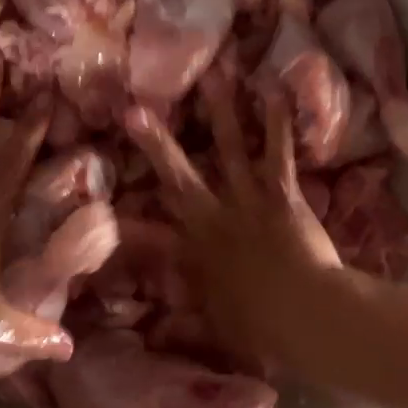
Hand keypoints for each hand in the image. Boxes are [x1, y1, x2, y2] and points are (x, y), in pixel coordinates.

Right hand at [122, 69, 340, 357]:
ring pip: (228, 148)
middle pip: (179, 175)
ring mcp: (247, 200)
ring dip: (220, 112)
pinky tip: (274, 91)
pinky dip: (276, 122)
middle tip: (134, 110)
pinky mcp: (280, 193)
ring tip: (213, 76)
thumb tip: (158, 331)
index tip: (100, 202)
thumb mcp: (216, 328)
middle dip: (155, 142)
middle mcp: (214, 217)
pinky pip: (277, 152)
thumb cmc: (262, 330)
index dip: (124, 216)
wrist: (307, 315)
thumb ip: (187, 324)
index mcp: (194, 252)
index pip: (150, 233)